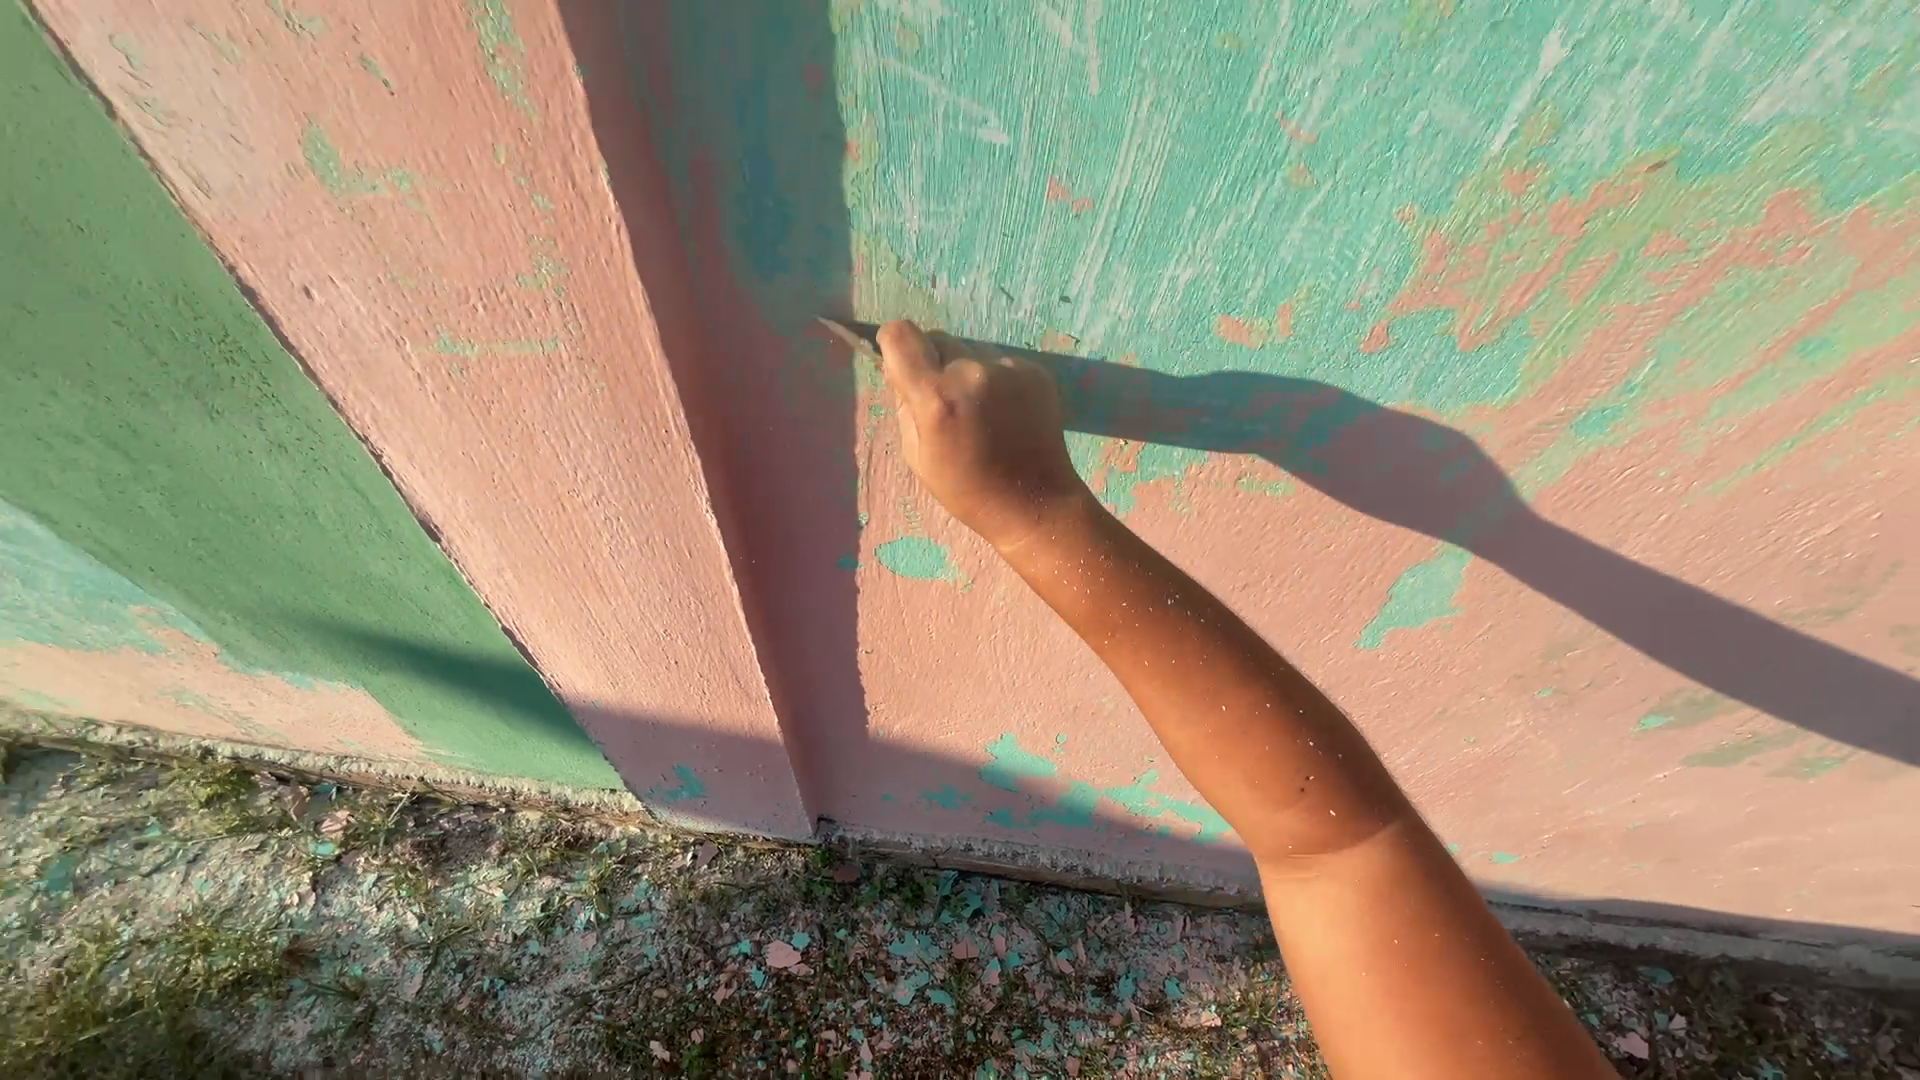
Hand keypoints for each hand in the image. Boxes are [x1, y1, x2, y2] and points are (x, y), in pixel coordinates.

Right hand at [876, 320, 1092, 549]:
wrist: (1034, 502)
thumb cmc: (967, 489)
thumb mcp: (917, 455)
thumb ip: (904, 405)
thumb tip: (898, 370)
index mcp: (937, 397)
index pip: (900, 335)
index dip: (894, 345)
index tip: (900, 363)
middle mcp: (972, 373)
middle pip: (938, 340)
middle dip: (934, 364)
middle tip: (946, 402)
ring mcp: (1008, 369)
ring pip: (971, 351)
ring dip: (966, 372)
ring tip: (980, 412)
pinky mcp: (1034, 371)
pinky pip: (1000, 362)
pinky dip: (996, 380)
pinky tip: (1005, 413)